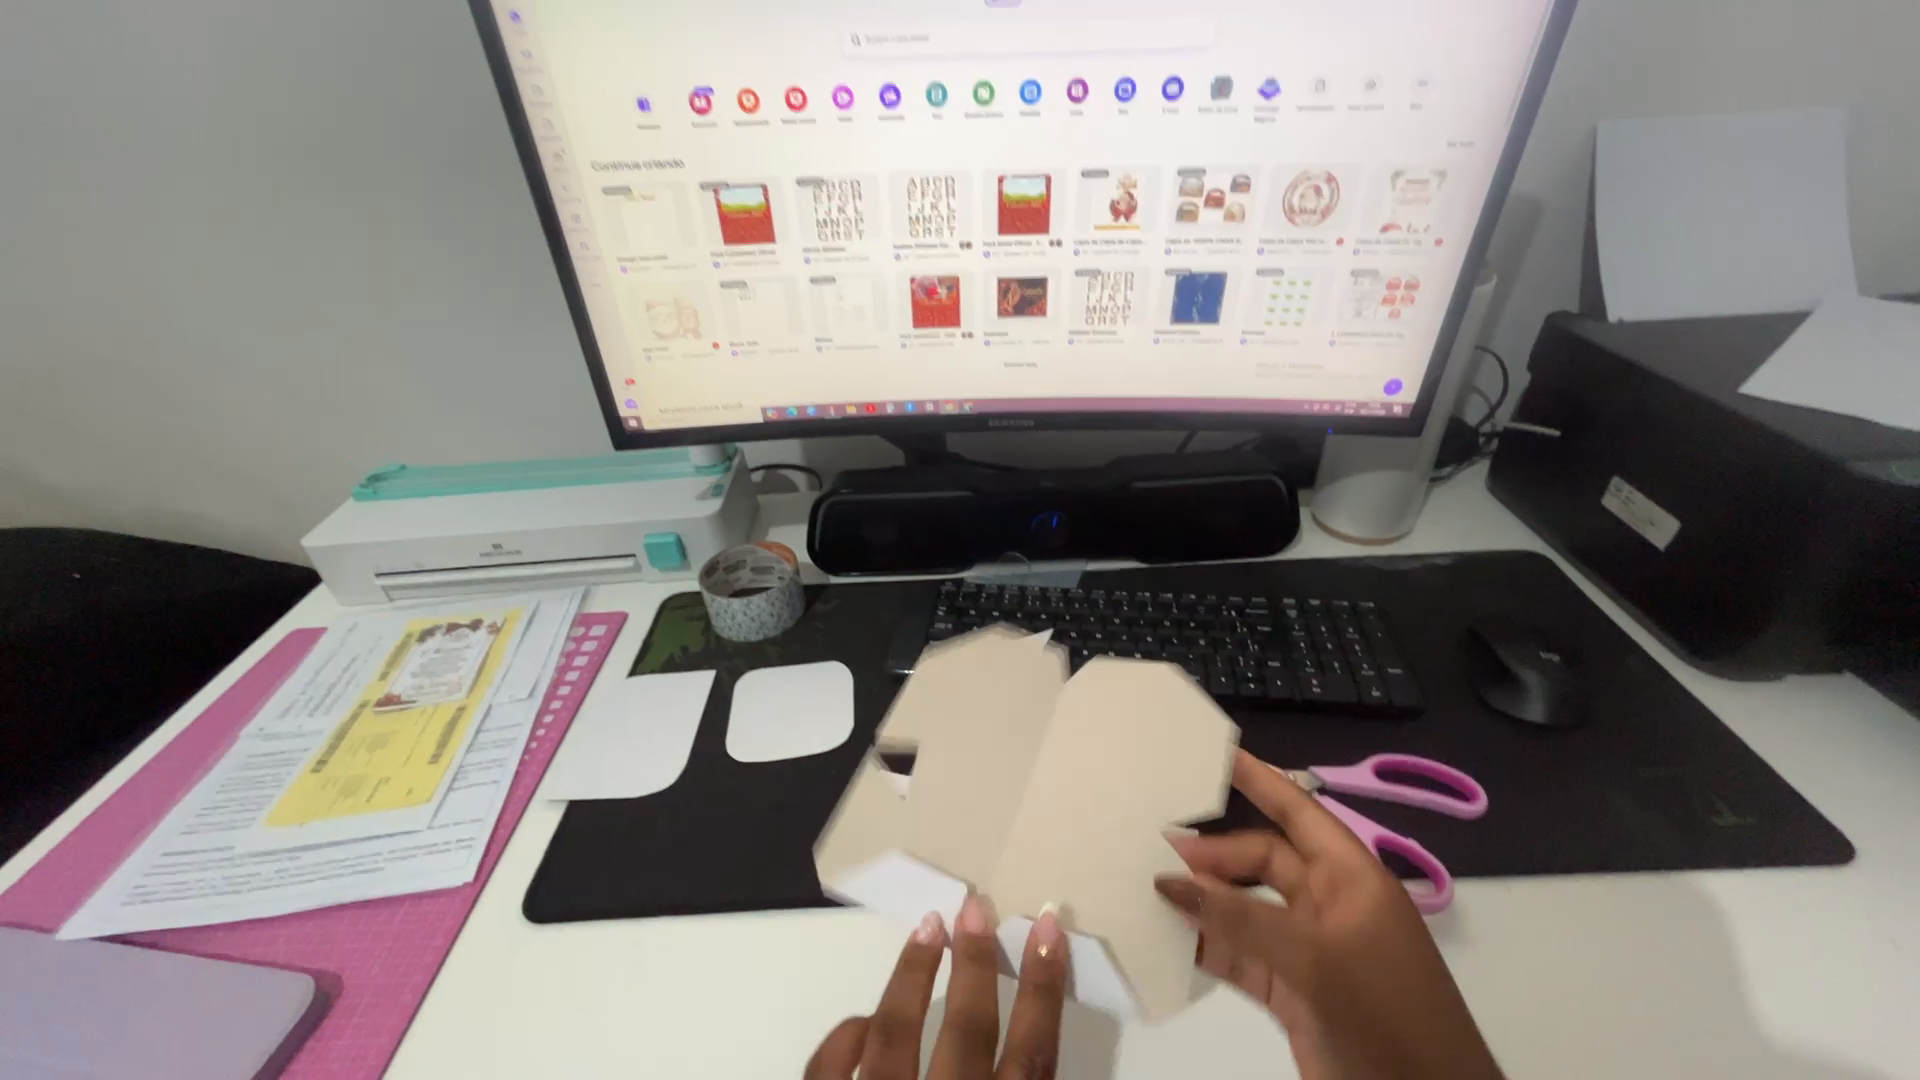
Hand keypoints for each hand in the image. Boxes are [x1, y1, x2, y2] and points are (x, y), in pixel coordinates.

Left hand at [805, 895, 1068, 1079]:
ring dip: (912, 977)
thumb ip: (1018, 1078)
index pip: (1031, 1055)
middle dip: (976, 965)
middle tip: (976, 906)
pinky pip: (830, 1073)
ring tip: (929, 927)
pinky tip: (860, 1019)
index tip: (1048, 927)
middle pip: (967, 1034)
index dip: (1043, 988)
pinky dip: (845, 1040)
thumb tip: (1030, 1037)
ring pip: (895, 1037)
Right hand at [1156, 750, 1501, 1079]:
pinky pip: (1240, 952)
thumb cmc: (1386, 1021)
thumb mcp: (1312, 962)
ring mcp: (1310, 949)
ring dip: (1203, 900)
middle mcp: (1329, 905)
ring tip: (1148, 888)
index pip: (1297, 812)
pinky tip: (1166, 937)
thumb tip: (1166, 882)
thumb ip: (1236, 920)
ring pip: (1245, 907)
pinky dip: (1206, 944)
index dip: (1259, 780)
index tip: (1214, 752)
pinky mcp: (1293, 991)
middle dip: (1212, 855)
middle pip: (1262, 860)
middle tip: (1154, 853)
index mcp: (1351, 879)